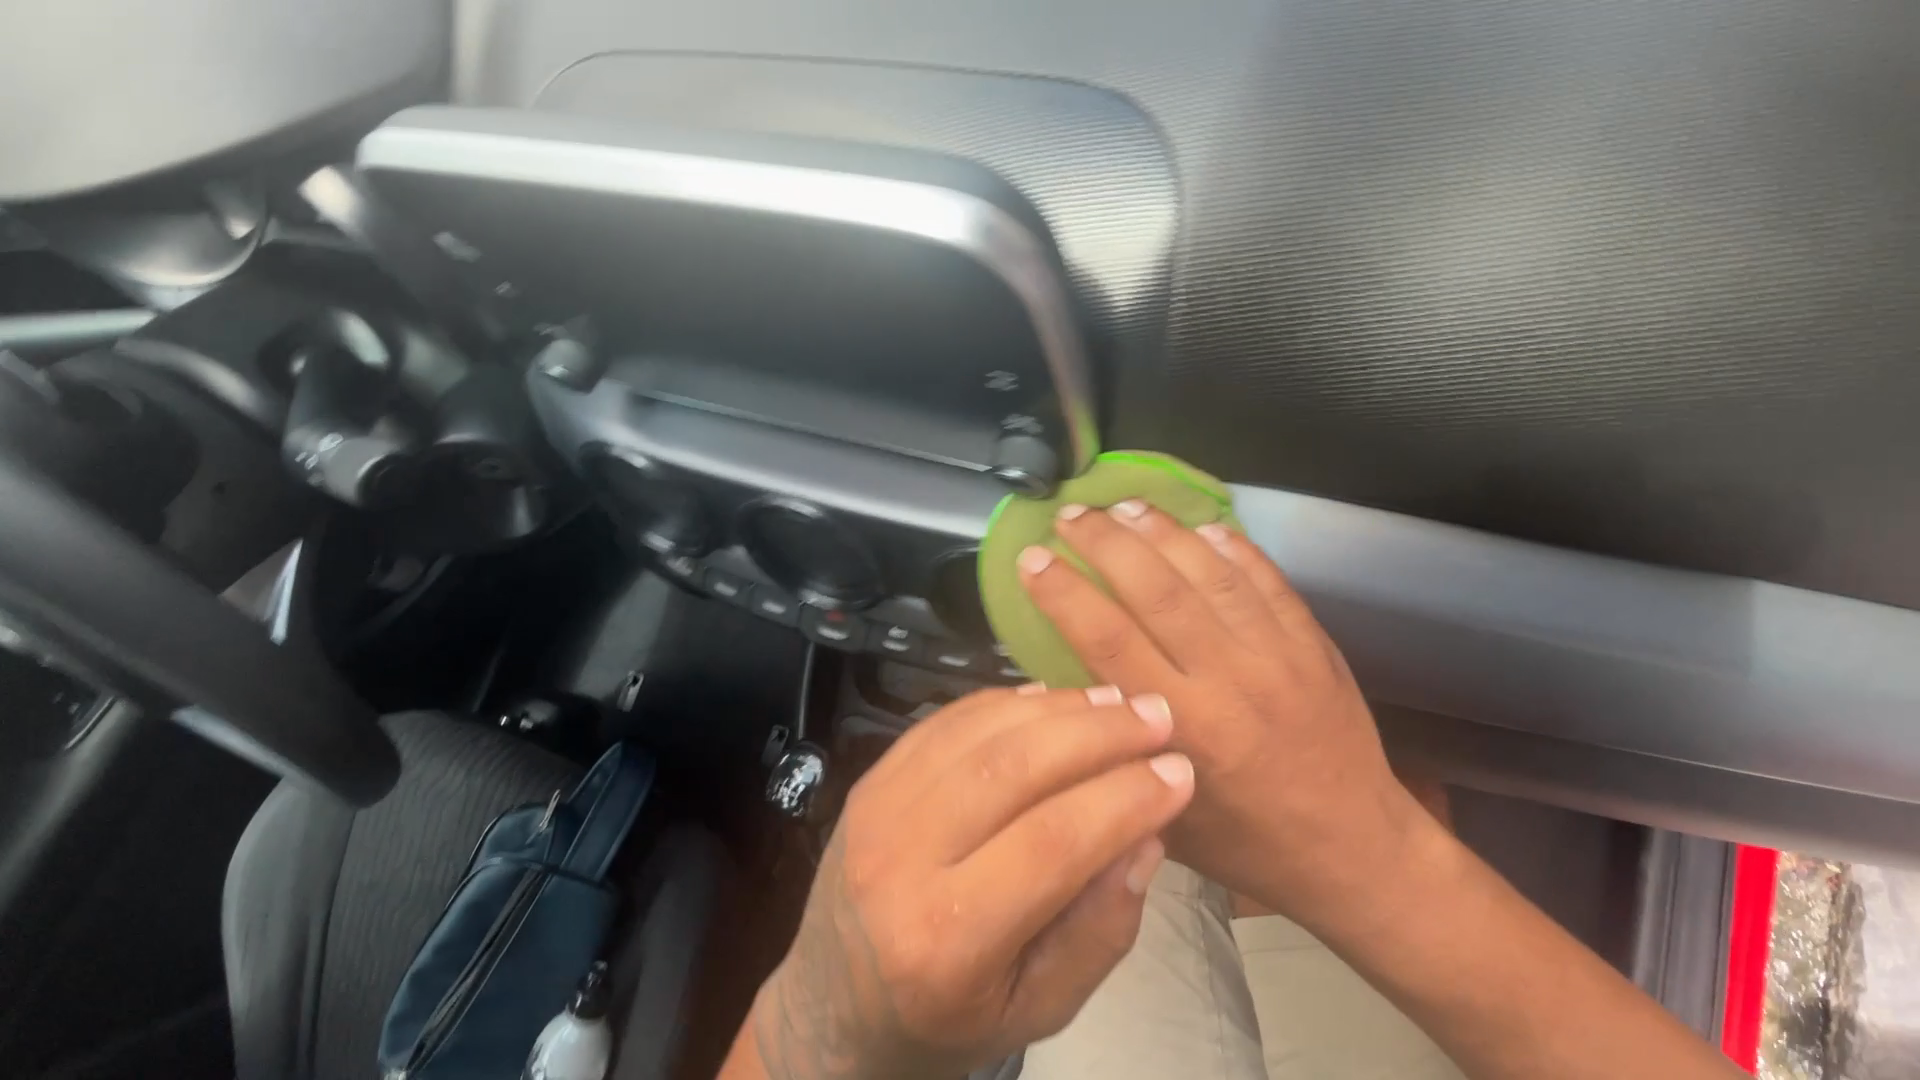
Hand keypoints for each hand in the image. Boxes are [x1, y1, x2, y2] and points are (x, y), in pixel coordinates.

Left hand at [744, 685, 1194, 1079]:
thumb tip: (1147, 837)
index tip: (1180, 773)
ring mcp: (876, 809)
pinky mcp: (870, 779)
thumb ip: (1098, 931)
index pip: (1052, 844)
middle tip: (1158, 717)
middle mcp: (900, 862)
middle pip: (1013, 770)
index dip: (1124, 799)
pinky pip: (945, 722)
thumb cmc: (946, 1020)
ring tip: (1117, 701)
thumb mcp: (1037, 1011)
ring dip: (1058, 708)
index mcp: (945, 941)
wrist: (832, 1003)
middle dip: (1098, 735)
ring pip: (980, 732)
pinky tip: (1054, 700)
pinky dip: (1007, 702)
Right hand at [1018, 500, 1428, 932]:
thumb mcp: (1164, 816)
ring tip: (1123, 506)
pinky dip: (1233, 547)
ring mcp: (1278, 656)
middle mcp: (1231, 682)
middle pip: (1157, 591)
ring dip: (1163, 532)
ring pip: (1211, 574)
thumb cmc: (1247, 843)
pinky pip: (1267, 580)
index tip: (1033, 558)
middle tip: (1070, 515)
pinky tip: (1202, 526)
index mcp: (1188, 732)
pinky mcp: (1313, 644)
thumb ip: (1118, 749)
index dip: (1065, 593)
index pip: (1110, 641)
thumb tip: (1072, 685)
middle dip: (1106, 544)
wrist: (1354, 850)